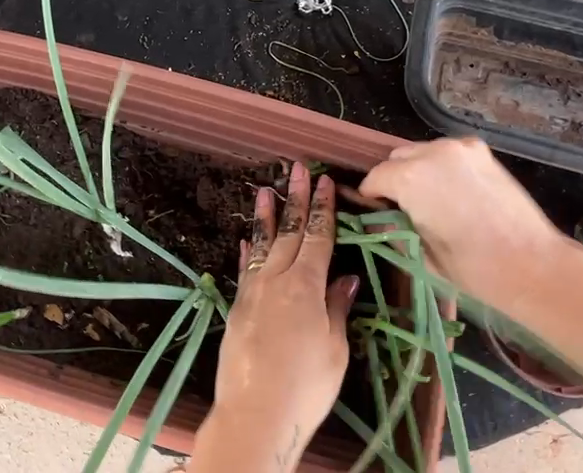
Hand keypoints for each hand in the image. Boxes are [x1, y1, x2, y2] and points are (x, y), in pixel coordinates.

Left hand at [192, 162, 357, 470]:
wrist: (255, 414)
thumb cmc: (306, 386)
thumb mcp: (334, 349)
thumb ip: (337, 308)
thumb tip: (345, 277)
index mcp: (306, 285)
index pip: (317, 237)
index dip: (322, 208)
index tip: (324, 181)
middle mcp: (277, 280)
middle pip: (288, 232)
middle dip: (295, 199)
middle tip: (297, 169)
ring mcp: (253, 292)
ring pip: (261, 244)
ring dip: (264, 216)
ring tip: (264, 189)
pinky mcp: (237, 308)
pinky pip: (244, 269)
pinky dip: (247, 251)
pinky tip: (245, 239)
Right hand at [357, 137, 565, 306]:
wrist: (535, 266)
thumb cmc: (475, 269)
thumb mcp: (422, 255)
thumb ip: (394, 229)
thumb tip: (379, 218)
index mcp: (410, 178)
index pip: (376, 177)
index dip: (372, 196)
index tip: (376, 212)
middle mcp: (432, 153)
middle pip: (397, 159)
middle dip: (395, 180)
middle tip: (406, 210)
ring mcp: (460, 148)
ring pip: (422, 152)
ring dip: (419, 170)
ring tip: (433, 202)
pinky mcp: (482, 151)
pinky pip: (448, 153)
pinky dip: (443, 167)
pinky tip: (456, 193)